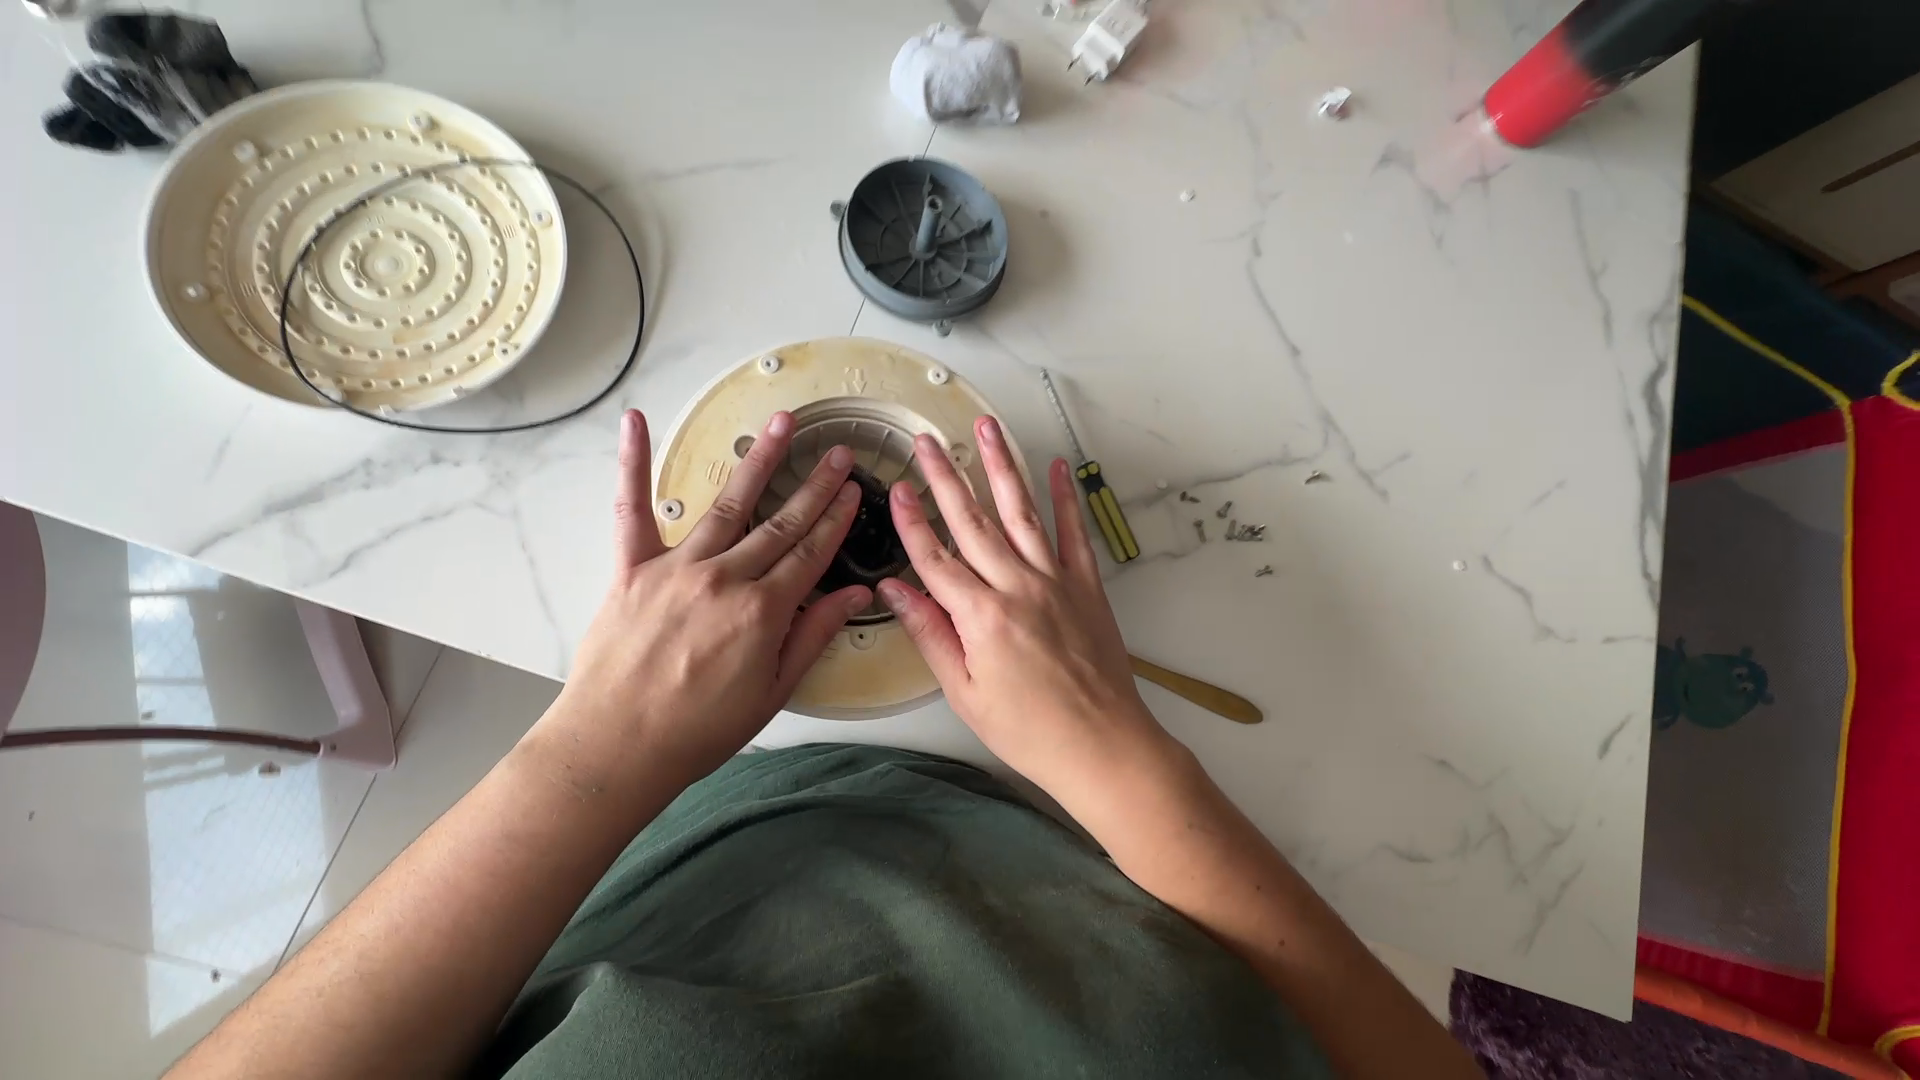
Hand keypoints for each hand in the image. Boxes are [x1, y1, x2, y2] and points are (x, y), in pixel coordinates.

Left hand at [539, 409, 870, 787]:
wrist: (617, 746)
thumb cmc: (698, 729)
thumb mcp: (773, 690)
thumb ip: (814, 634)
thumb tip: (854, 596)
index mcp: (763, 611)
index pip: (812, 552)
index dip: (837, 520)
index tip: (853, 493)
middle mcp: (724, 579)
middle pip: (781, 522)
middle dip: (815, 484)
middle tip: (836, 452)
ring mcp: (677, 568)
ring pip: (729, 504)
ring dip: (759, 460)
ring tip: (782, 424)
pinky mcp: (632, 569)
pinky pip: (631, 508)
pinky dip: (633, 463)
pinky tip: (635, 424)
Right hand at [877, 416, 1170, 792]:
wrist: (1102, 745)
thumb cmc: (1030, 730)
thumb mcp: (965, 692)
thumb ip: (931, 635)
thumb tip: (895, 593)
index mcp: (981, 617)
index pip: (935, 557)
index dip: (911, 521)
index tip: (896, 487)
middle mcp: (1017, 588)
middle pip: (973, 522)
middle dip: (946, 477)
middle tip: (927, 441)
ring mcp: (1056, 582)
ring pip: (1022, 513)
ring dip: (1002, 468)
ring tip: (987, 430)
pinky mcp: (1087, 587)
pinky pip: (1075, 534)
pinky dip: (1068, 498)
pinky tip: (1059, 468)